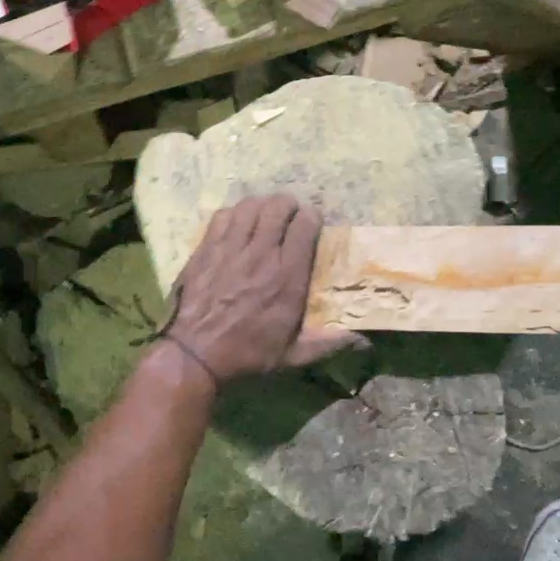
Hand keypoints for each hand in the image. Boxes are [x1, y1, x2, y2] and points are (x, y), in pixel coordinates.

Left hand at [164, 195, 368, 385]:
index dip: (312, 217)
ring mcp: (231, 248)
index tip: (312, 222)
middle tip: (289, 214)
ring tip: (264, 214)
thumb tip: (364, 342)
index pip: (305, 226)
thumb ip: (328, 343)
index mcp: (288, 277)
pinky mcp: (207, 248)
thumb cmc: (248, 355)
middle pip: (278, 207)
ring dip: (261, 205)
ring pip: (250, 206)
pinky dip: (234, 213)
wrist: (195, 354)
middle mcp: (262, 254)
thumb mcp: (293, 355)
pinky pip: (223, 216)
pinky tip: (236, 223)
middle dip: (288, 205)